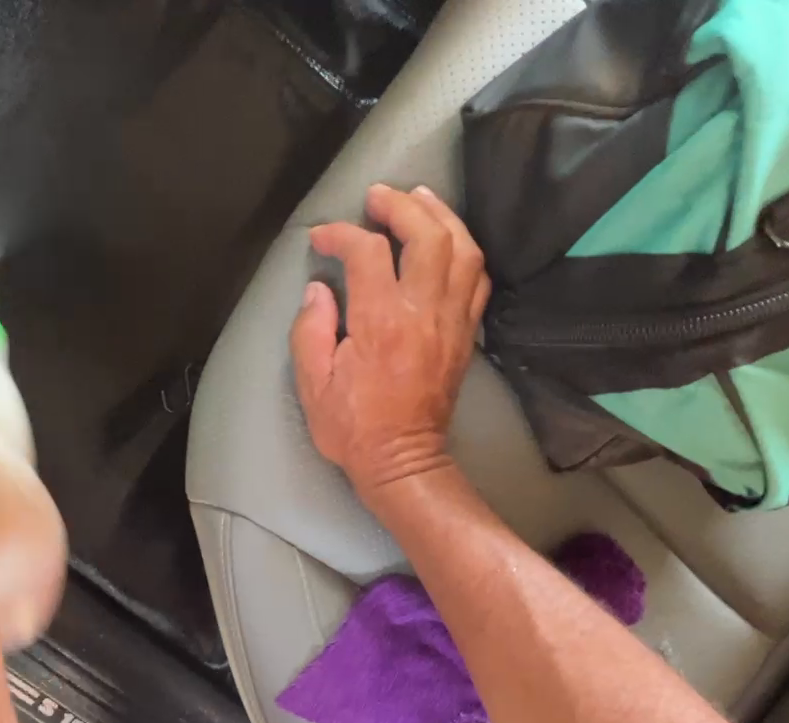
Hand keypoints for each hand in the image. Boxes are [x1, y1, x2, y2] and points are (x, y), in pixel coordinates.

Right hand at [292, 184, 490, 506]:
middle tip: (378, 197)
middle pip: (426, 234)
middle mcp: (422, 311)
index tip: (321, 239)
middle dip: (402, 205)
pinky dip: (465, 250)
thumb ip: (310, 330)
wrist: (401, 460)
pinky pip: (478, 278)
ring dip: (441, 216)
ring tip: (419, 200)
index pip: (366, 252)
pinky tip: (448, 241)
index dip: (341, 234)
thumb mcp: (312, 384)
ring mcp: (451, 320)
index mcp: (379, 321)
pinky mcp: (465, 333)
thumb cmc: (352, 426)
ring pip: (462, 248)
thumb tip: (318, 290)